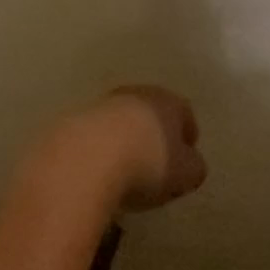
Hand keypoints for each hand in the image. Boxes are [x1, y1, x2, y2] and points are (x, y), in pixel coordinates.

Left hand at [46, 86, 205, 212]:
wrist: (84, 158)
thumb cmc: (146, 163)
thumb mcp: (186, 175)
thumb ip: (194, 167)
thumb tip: (191, 164)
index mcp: (169, 101)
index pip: (184, 114)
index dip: (187, 137)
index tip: (185, 160)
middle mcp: (137, 94)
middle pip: (151, 114)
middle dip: (154, 136)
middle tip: (155, 166)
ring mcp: (103, 104)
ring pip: (122, 122)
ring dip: (125, 141)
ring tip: (123, 172)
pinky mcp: (74, 120)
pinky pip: (96, 137)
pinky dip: (100, 152)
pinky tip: (98, 174)